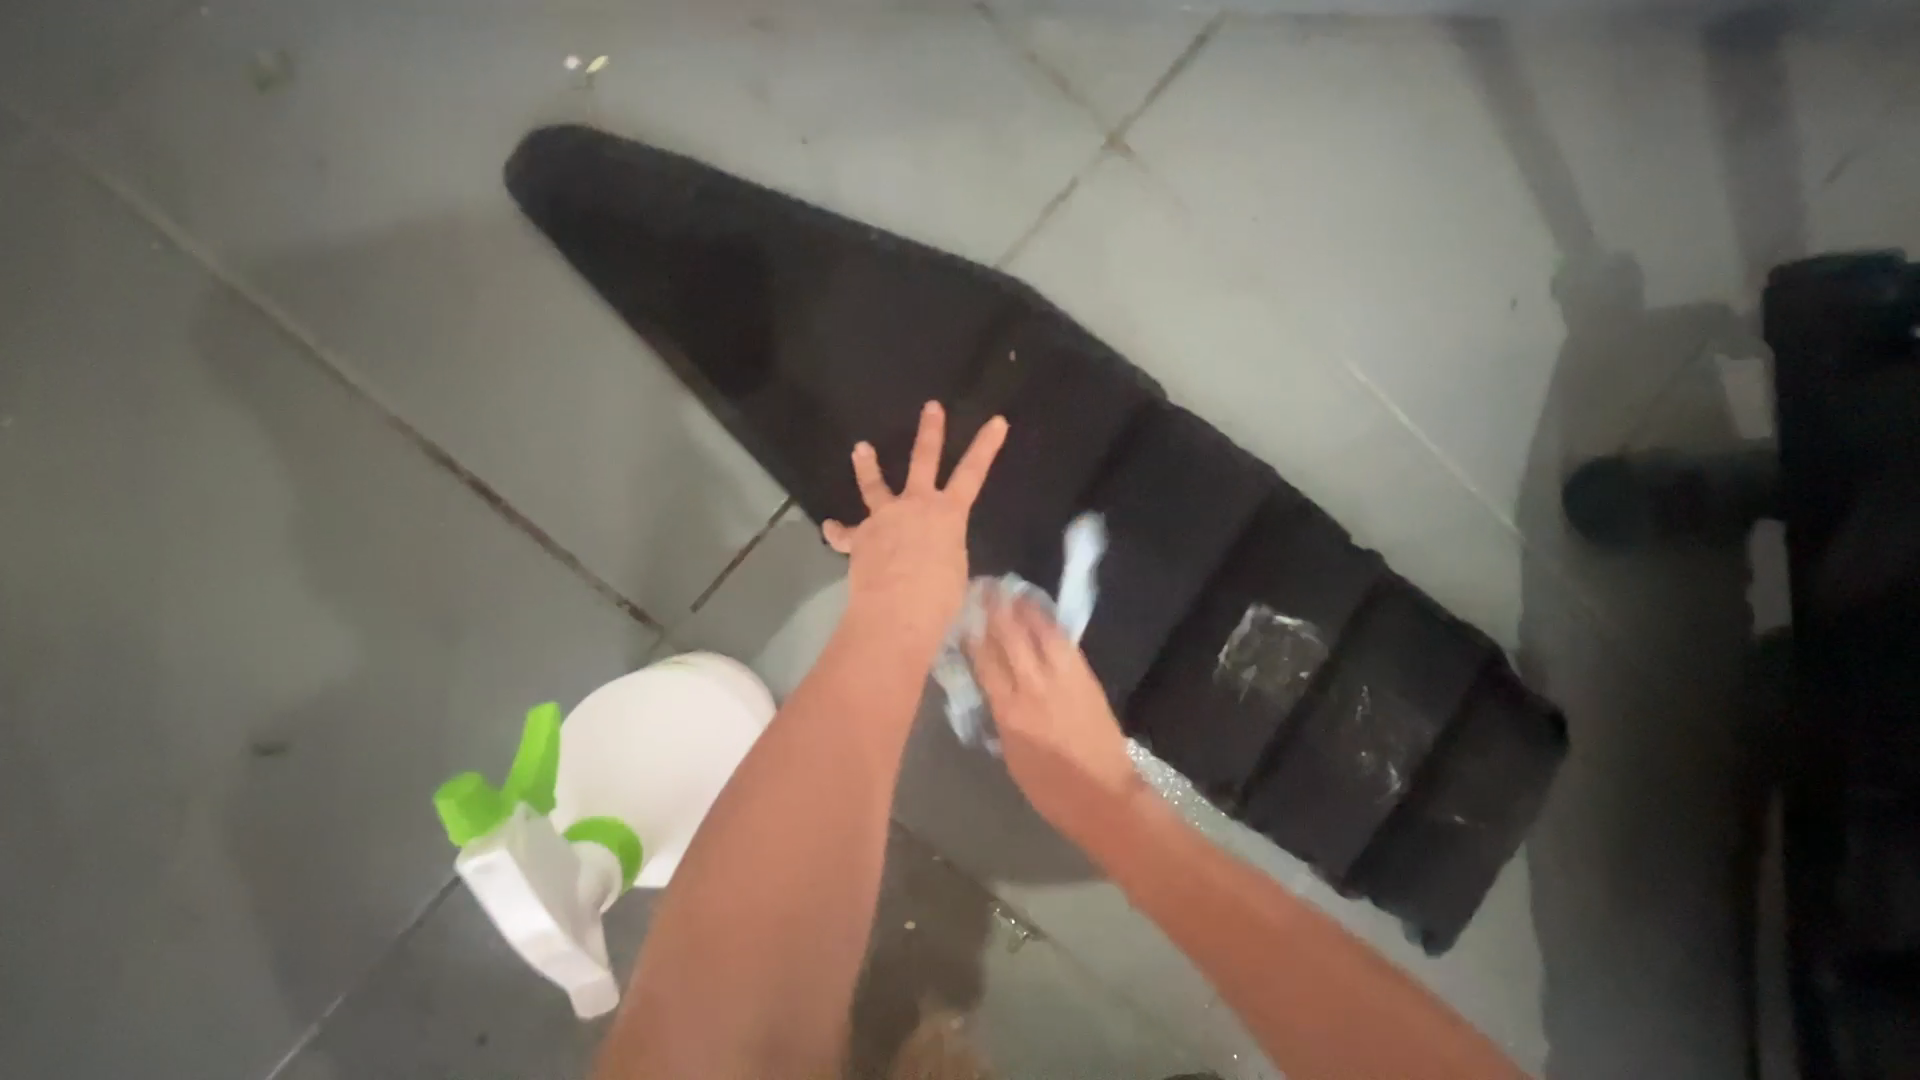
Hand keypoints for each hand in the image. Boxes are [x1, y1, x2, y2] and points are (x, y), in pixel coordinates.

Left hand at [822, 401, 1007, 644]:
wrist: (896, 611)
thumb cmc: (939, 597)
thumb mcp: (955, 570)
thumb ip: (945, 550)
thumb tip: (931, 551)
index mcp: (948, 514)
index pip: (973, 473)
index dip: (986, 446)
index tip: (996, 420)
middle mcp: (915, 506)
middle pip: (924, 460)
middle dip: (930, 432)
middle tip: (930, 407)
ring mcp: (883, 519)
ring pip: (874, 486)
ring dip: (867, 467)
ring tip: (860, 448)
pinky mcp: (858, 538)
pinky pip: (844, 534)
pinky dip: (837, 532)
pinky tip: (830, 528)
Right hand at [966, 597, 1143, 836]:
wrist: (1103, 796)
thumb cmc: (1049, 789)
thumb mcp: (1011, 756)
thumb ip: (1001, 718)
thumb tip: (994, 692)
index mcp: (1009, 712)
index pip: (985, 662)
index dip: (974, 636)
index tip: (964, 616)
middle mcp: (1034, 687)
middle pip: (1011, 638)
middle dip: (998, 610)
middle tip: (987, 587)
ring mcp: (1063, 679)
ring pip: (1041, 634)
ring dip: (1027, 610)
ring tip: (1015, 592)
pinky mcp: (1086, 678)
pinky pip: (1065, 645)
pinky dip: (1052, 626)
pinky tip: (1044, 616)